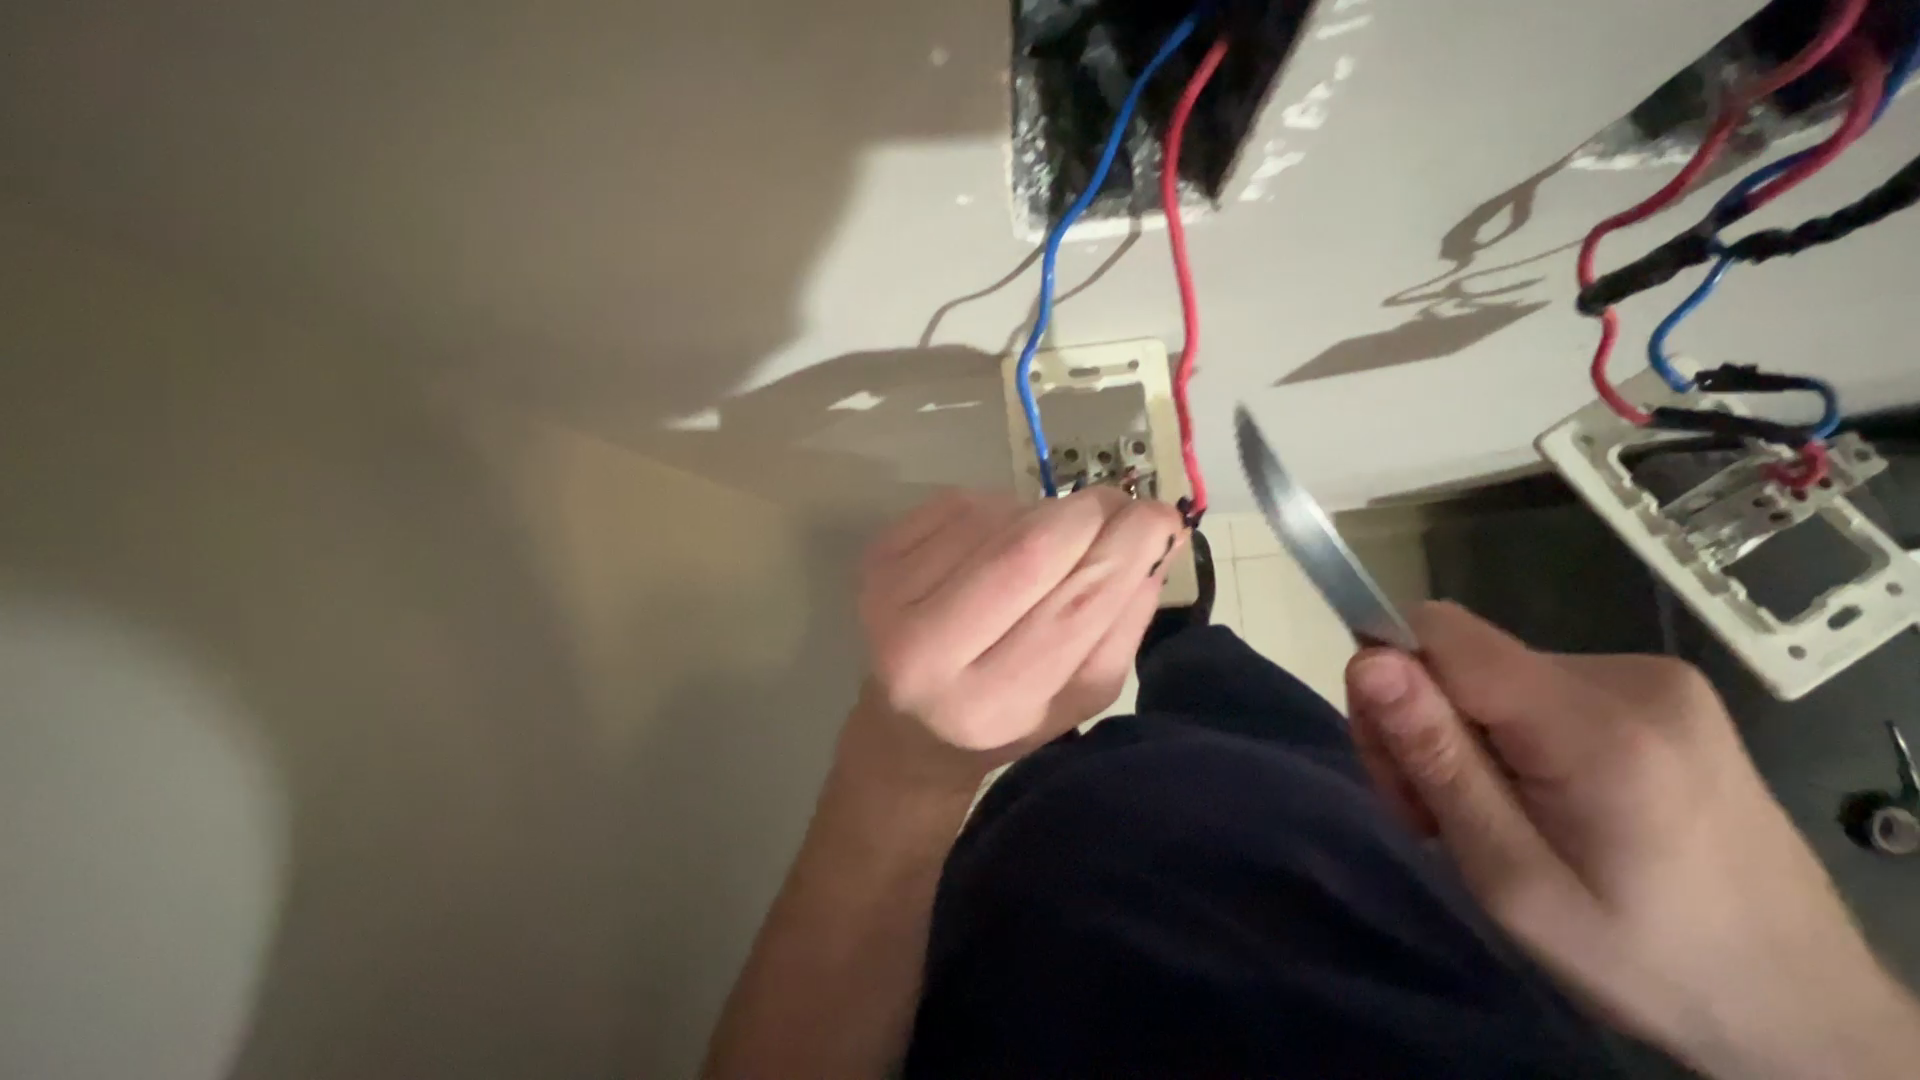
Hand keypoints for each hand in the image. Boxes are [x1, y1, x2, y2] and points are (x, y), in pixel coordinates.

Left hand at [847, 488, 1184, 789]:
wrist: (909, 721)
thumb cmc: (1006, 717)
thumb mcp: (1079, 696)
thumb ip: (1122, 625)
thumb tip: (1155, 541)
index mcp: (989, 703)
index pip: (1072, 606)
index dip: (1127, 550)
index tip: (1163, 519)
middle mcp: (926, 652)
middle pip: (1029, 550)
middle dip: (1092, 516)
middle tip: (1120, 510)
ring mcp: (889, 596)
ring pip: (998, 518)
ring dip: (1047, 513)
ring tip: (1056, 541)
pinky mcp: (877, 556)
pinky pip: (963, 502)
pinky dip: (1004, 508)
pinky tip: (1005, 538)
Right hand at [1346, 603, 1919, 1079]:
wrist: (1801, 1003)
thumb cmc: (1644, 960)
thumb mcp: (1512, 880)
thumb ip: (1438, 761)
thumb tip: (1368, 659)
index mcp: (1598, 726)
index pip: (1438, 633)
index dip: (1389, 683)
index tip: (1395, 765)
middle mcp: (1631, 676)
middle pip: (1460, 656)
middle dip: (1423, 725)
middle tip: (1434, 816)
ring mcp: (1657, 679)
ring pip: (1492, 672)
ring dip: (1464, 735)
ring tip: (1493, 819)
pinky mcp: (1665, 692)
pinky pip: (1537, 684)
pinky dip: (1510, 733)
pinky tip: (1537, 799)